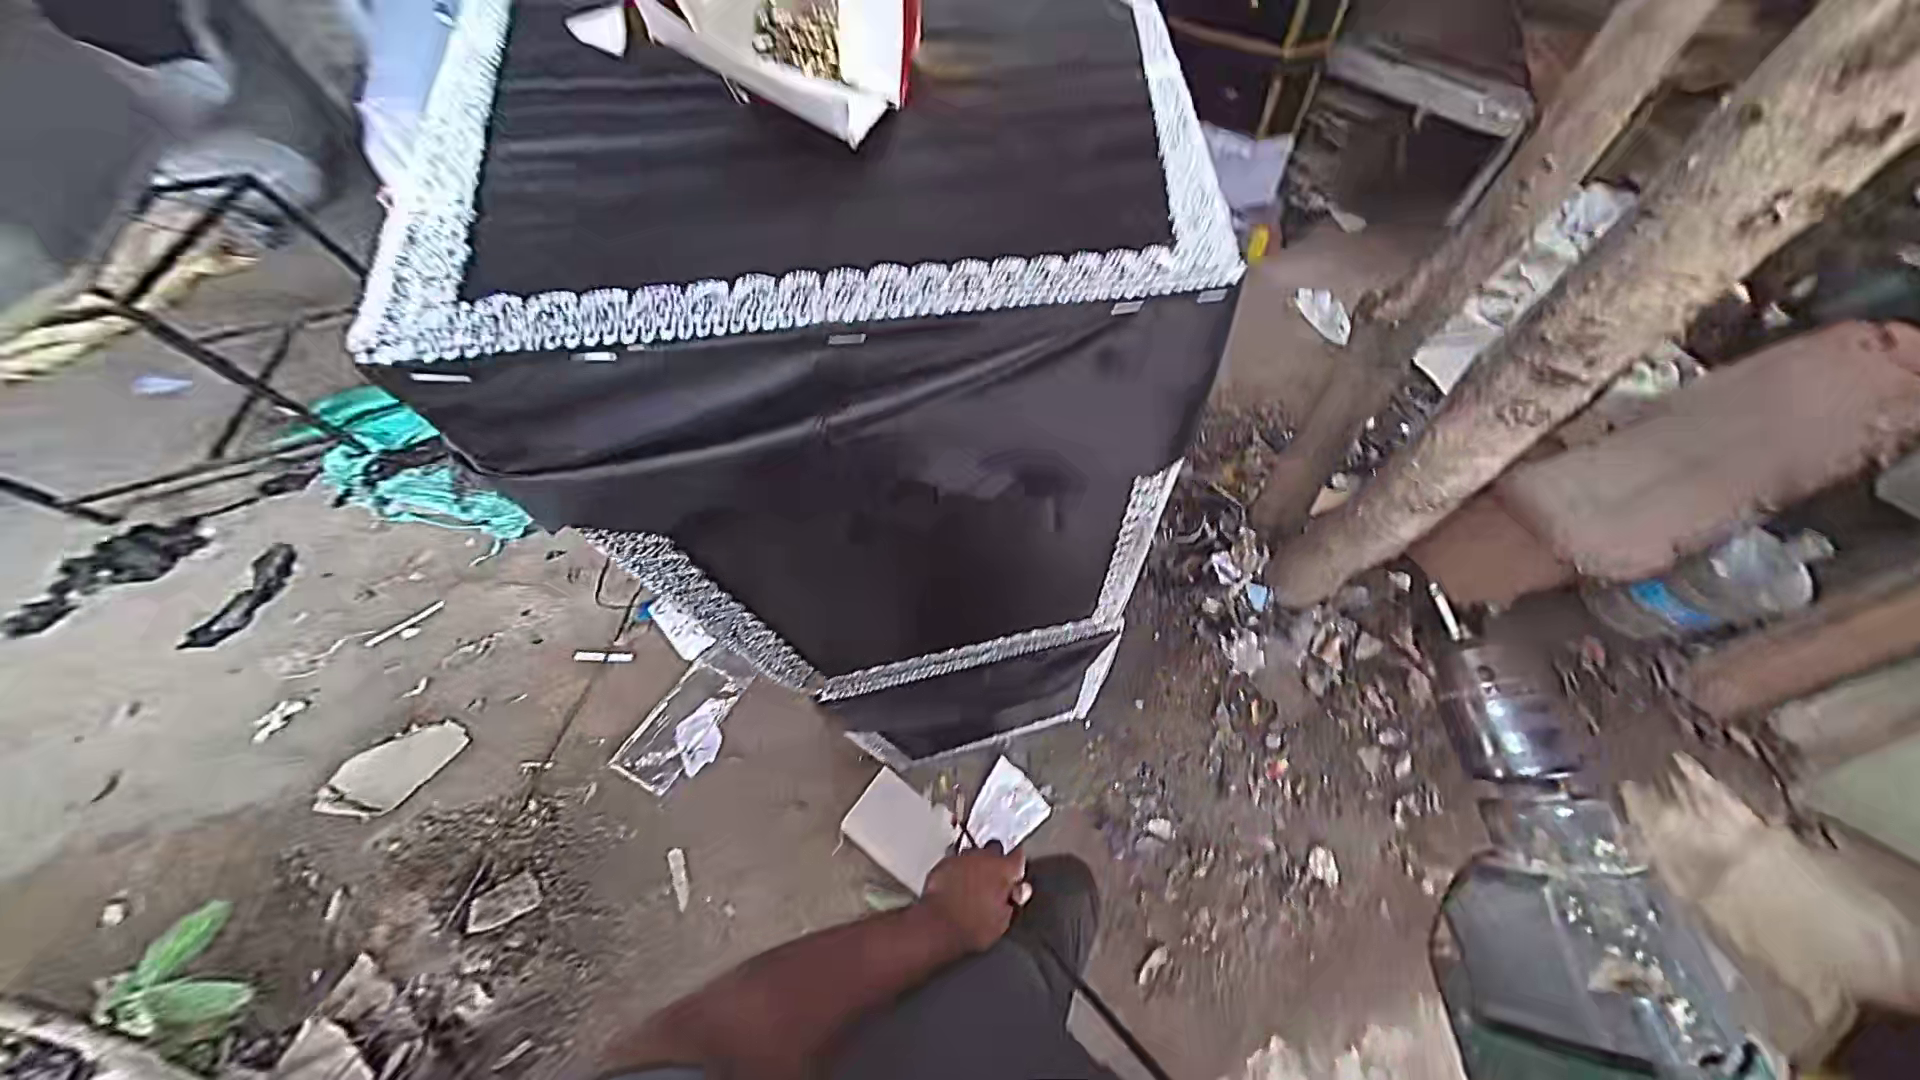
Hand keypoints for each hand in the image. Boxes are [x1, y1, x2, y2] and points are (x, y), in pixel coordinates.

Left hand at [918, 844, 1028, 952]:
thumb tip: (1017, 890)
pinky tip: (954, 885)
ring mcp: (962, 857)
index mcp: (1002, 869)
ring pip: (973, 854)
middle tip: (992, 881)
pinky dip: (957, 870)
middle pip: (994, 849)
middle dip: (995, 861)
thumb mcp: (1002, 921)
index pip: (1018, 857)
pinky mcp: (944, 862)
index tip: (1014, 876)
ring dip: (975, 864)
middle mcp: (983, 856)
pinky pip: (955, 862)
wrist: (938, 926)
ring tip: (971, 883)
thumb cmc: (975, 927)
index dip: (1017, 866)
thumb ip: (1012, 901)